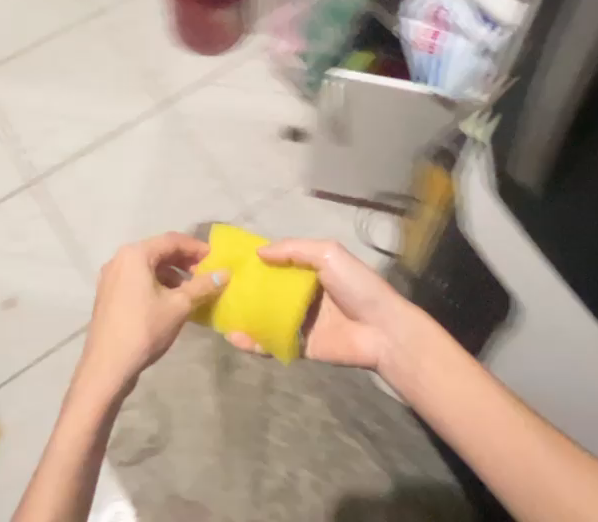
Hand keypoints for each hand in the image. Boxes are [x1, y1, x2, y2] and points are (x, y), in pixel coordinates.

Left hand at [77, 232, 227, 393]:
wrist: (106, 368)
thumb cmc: (144, 329)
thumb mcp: (179, 306)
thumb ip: (203, 285)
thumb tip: (225, 273)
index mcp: (135, 254)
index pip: (172, 240)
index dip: (196, 247)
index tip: (215, 258)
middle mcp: (119, 259)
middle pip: (158, 251)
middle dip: (184, 261)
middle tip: (205, 274)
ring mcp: (110, 278)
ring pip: (147, 267)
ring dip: (171, 274)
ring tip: (190, 290)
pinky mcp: (108, 295)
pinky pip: (137, 280)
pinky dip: (156, 284)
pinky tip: (170, 301)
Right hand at [224, 238, 419, 376]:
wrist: (382, 330)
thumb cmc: (357, 286)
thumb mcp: (329, 254)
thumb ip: (294, 250)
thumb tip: (259, 252)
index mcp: (310, 270)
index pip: (276, 263)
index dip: (255, 261)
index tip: (228, 260)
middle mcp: (302, 295)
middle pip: (267, 291)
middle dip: (243, 290)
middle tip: (214, 289)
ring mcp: (300, 322)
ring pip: (265, 318)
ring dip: (243, 317)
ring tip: (218, 315)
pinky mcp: (300, 346)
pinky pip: (272, 343)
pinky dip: (253, 342)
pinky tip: (235, 338)